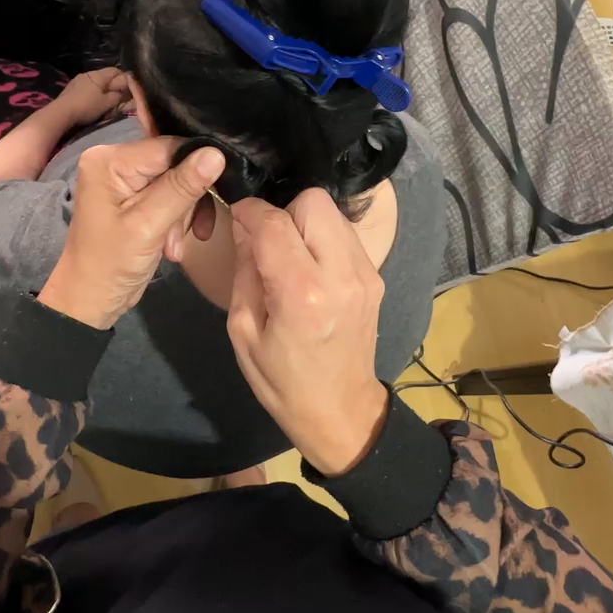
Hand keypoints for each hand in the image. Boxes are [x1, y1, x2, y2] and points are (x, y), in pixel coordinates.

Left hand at [38, 136, 225, 329]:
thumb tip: (217, 154)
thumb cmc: (111, 263)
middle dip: (188, 199)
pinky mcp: (135, 196)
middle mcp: (115, 160)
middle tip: (192, 230)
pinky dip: (177, 220)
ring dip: (184, 215)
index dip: (197, 166)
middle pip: (175, 163)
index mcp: (110, 159)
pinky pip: (170, 196)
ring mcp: (125, 179)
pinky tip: (173, 246)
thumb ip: (183, 187)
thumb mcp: (149, 225)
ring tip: (174, 246)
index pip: (169, 146)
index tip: (216, 190)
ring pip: (177, 182)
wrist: (92, 300)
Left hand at [51, 68, 134, 126]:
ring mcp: (78, 79)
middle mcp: (88, 73)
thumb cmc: (87, 106)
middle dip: (112, 84)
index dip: (124, 78)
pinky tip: (91, 100)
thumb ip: (117, 96)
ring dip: (101, 88)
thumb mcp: (106, 104)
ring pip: (94, 81)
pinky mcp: (71, 87)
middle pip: (105, 75)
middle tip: (118, 95)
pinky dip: (92, 91)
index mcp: (99, 75)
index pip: (116, 70)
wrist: (61, 111)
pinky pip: (86, 86)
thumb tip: (122, 92)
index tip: (128, 88)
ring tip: (104, 99)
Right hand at [226, 190, 388, 476]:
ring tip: (290, 255)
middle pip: (313, 202)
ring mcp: (365, 274)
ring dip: (305, 223)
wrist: (341, 411)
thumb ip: (245, 270)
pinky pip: (345, 234)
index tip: (237, 215)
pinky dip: (323, 238)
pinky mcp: (376, 277)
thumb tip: (244, 226)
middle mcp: (340, 275)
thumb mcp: (243, 331)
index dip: (250, 211)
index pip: (274, 223)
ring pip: (333, 212)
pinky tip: (311, 266)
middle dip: (284, 212)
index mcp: (301, 294)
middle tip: (269, 240)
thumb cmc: (282, 381)